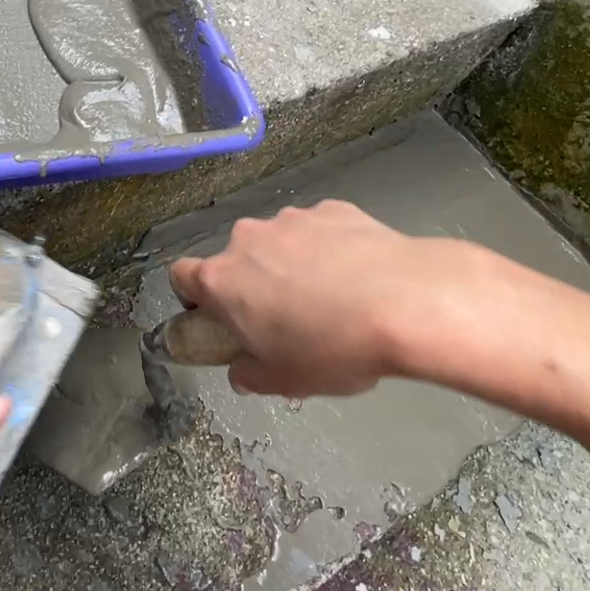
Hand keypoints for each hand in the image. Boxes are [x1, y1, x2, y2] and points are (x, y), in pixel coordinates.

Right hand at [167, 200, 476, 397]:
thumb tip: (242, 370)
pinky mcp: (333, 209)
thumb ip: (249, 375)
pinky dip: (330, 249)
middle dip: (254, 285)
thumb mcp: (285, 381)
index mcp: (223, 280)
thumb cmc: (333, 347)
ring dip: (292, 265)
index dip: (195, 299)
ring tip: (335, 298)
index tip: (221, 321)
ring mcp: (291, 219)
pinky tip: (360, 276)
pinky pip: (320, 231)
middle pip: (237, 260)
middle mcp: (248, 239)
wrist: (408, 303)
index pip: (181, 277)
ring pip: (279, 243)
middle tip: (288, 320)